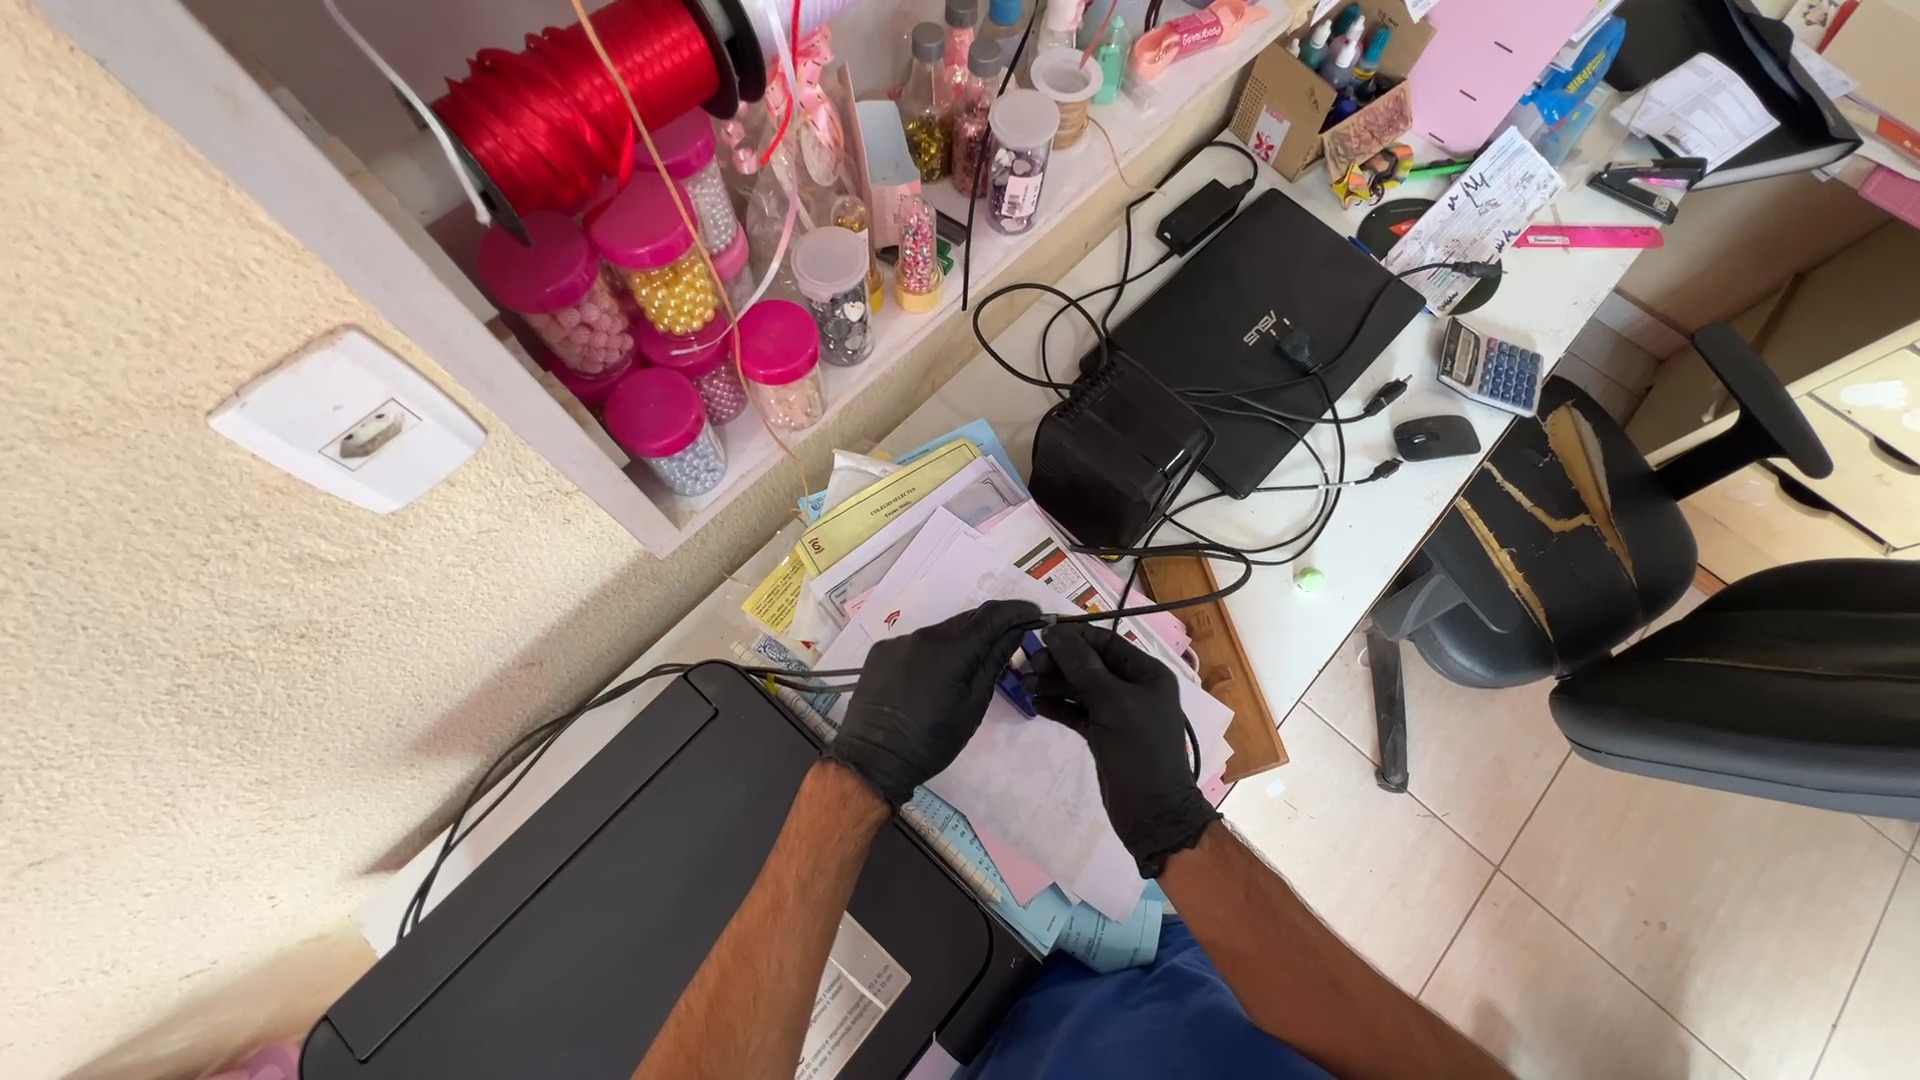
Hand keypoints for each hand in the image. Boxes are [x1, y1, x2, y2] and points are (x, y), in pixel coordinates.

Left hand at [828, 600, 1041, 807]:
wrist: (873, 761)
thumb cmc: (932, 742)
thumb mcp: (973, 705)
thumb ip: (994, 662)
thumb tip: (1015, 632)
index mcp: (950, 650)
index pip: (992, 616)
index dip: (1017, 611)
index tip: (1034, 613)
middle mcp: (923, 635)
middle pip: (966, 621)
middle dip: (989, 628)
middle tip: (1007, 643)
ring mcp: (898, 642)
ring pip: (940, 632)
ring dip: (959, 643)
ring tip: (964, 671)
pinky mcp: (881, 652)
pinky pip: (916, 644)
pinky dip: (932, 654)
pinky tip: (931, 679)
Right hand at [1027, 623, 1218, 877]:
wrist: (1152, 813)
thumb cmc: (1140, 752)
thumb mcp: (1112, 703)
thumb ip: (1082, 666)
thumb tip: (1055, 632)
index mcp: (1146, 673)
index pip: (1105, 642)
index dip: (1074, 637)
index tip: (1040, 635)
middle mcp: (1133, 687)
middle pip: (1089, 663)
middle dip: (1060, 662)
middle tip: (1031, 666)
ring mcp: (1117, 711)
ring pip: (1080, 687)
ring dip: (1054, 684)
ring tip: (1027, 686)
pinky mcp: (1103, 733)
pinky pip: (1077, 711)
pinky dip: (1058, 706)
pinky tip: (1037, 705)